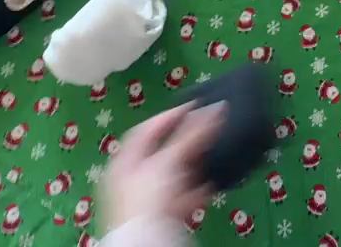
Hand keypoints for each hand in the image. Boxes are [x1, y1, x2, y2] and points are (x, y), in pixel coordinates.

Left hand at [99, 102, 222, 233]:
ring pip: (172, 174)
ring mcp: (144, 198)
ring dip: (192, 165)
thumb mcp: (169, 160)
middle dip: (186, 140)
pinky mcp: (158, 216)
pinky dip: (194, 189)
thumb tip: (215, 107)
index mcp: (125, 160)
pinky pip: (179, 196)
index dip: (170, 115)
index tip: (195, 106)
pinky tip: (208, 186)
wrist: (146, 244)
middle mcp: (130, 177)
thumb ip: (192, 134)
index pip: (147, 128)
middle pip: (161, 150)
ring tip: (211, 156)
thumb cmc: (149, 196)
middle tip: (207, 129)